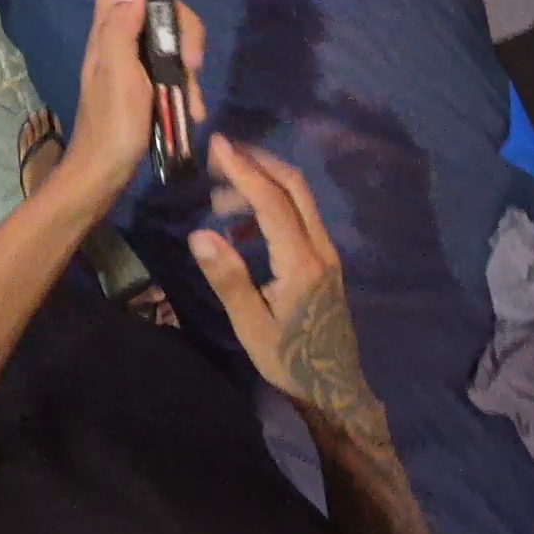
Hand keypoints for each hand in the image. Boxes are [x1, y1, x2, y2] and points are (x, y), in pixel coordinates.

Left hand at [59, 0, 205, 200]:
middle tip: (194, 63)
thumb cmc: (112, 123)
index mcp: (106, 35)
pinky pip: (172, 77)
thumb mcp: (117, 71)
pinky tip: (193, 111)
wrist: (105, 173)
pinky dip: (186, 91)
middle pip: (158, 14)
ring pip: (171, 47)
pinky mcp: (145, 91)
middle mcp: (118, 46)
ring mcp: (133, 69)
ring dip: (189, 70)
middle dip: (185, 31)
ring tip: (194, 100)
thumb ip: (120, 27)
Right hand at [188, 137, 387, 445]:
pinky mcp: (323, 259)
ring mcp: (326, 252)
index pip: (272, 201)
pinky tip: (242, 230)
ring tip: (219, 202)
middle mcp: (320, 248)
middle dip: (256, 163)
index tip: (217, 145)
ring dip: (260, 185)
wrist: (333, 388)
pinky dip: (270, 206)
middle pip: (294, 186)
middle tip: (217, 158)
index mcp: (301, 262)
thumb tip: (199, 233)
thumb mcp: (250, 325)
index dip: (244, 170)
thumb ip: (228, 278)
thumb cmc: (287, 361)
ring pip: (298, 198)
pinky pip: (298, 216)